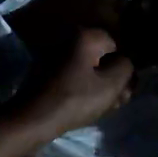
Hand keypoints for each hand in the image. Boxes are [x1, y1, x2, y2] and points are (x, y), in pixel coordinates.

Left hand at [19, 27, 135, 136]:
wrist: (31, 119)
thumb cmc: (74, 99)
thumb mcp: (110, 85)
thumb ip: (126, 68)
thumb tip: (126, 63)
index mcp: (85, 36)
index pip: (117, 46)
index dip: (124, 68)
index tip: (125, 89)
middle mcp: (69, 39)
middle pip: (101, 57)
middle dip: (112, 78)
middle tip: (118, 100)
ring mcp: (55, 55)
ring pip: (88, 68)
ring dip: (99, 85)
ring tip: (105, 107)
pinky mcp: (46, 71)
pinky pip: (73, 75)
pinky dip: (82, 87)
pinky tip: (86, 105)